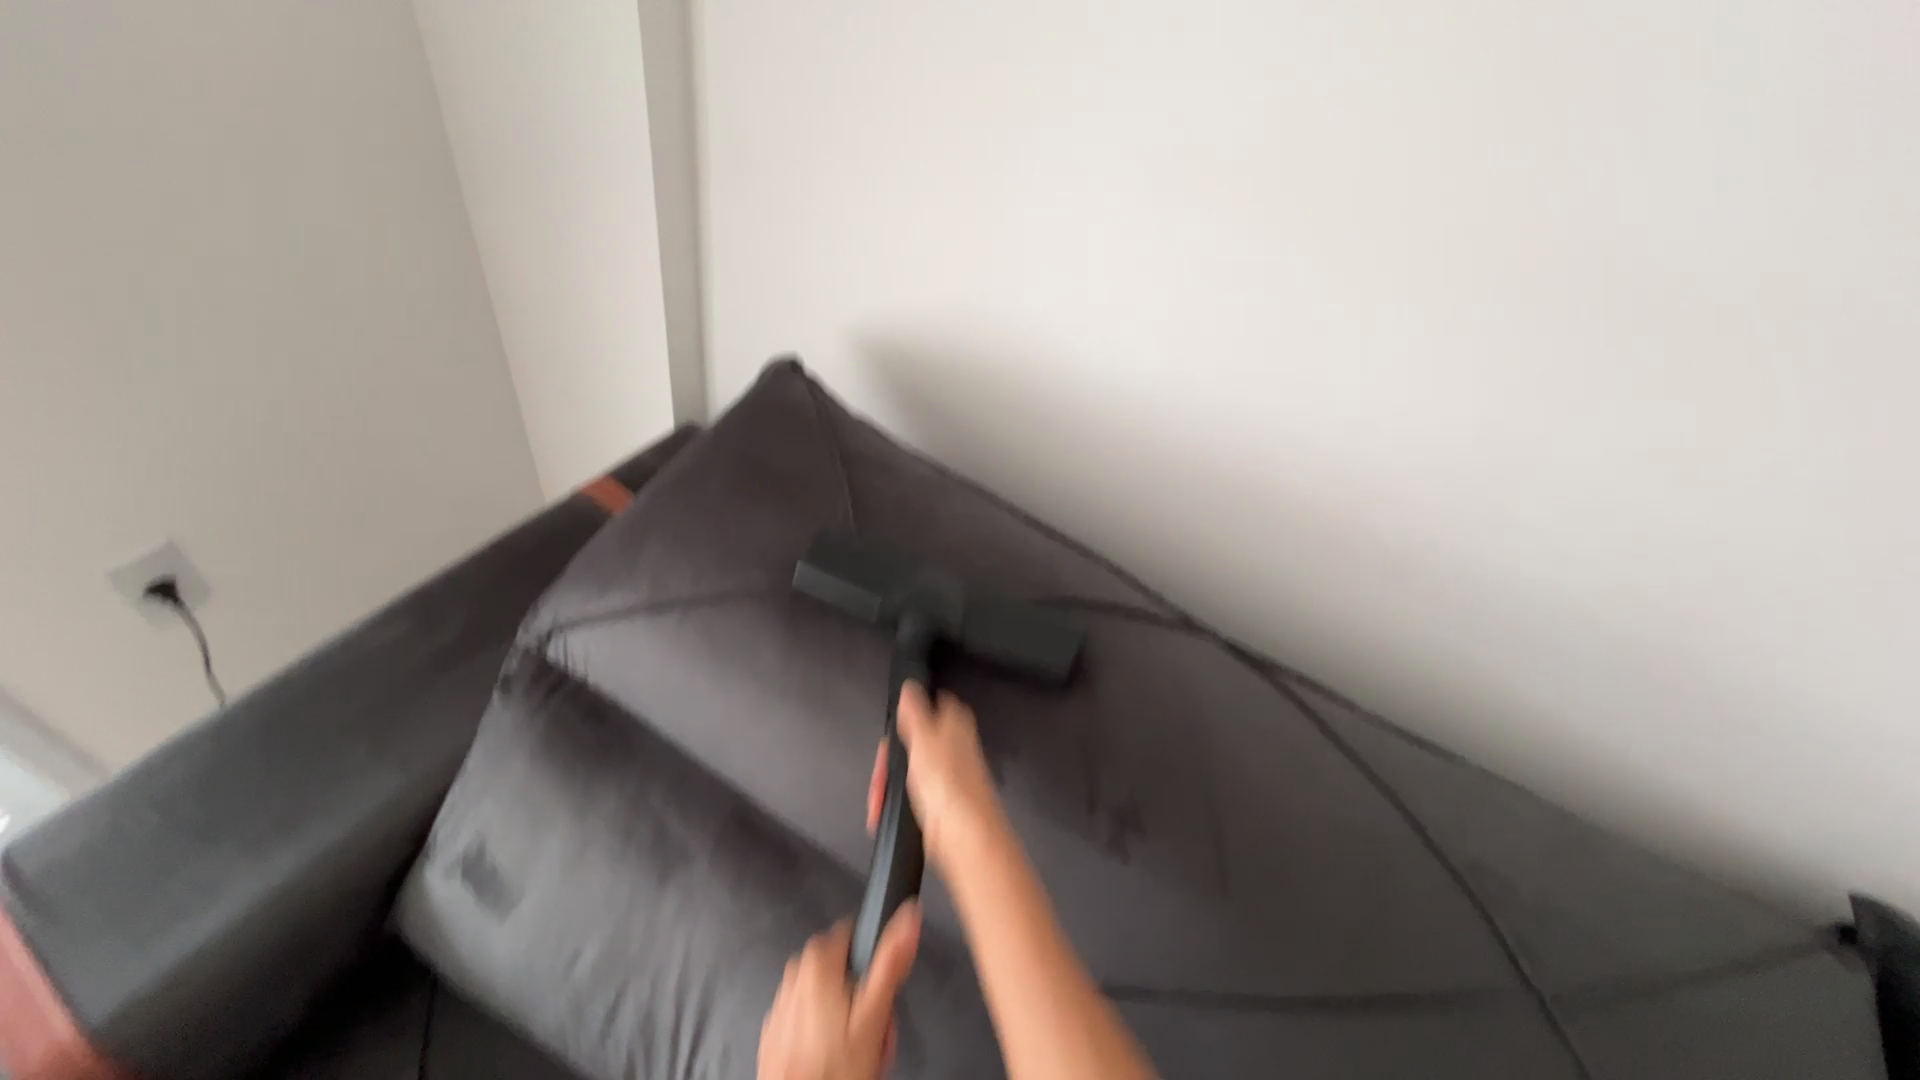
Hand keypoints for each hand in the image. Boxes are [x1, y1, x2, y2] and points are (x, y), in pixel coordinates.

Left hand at [759, 909, 921, 1079]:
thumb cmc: (834, 1067)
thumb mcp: (874, 1012)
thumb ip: (892, 961)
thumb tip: (909, 917)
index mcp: (818, 960)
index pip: (857, 933)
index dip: (875, 960)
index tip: (882, 988)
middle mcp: (795, 974)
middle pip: (843, 966)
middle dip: (863, 992)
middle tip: (873, 1026)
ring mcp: (783, 1003)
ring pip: (826, 993)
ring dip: (845, 1012)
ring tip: (857, 1046)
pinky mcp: (776, 1030)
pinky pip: (808, 1017)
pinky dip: (822, 1030)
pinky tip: (833, 1054)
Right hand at [868, 683, 1006, 869]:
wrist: (964, 835)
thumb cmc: (948, 783)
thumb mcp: (924, 737)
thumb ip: (915, 710)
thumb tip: (910, 685)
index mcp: (954, 723)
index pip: (932, 705)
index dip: (909, 714)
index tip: (893, 729)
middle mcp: (954, 747)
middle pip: (914, 741)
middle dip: (892, 759)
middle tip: (883, 772)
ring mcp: (947, 775)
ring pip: (910, 770)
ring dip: (890, 784)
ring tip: (879, 798)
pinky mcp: (940, 801)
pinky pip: (911, 795)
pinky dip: (896, 802)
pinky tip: (885, 811)